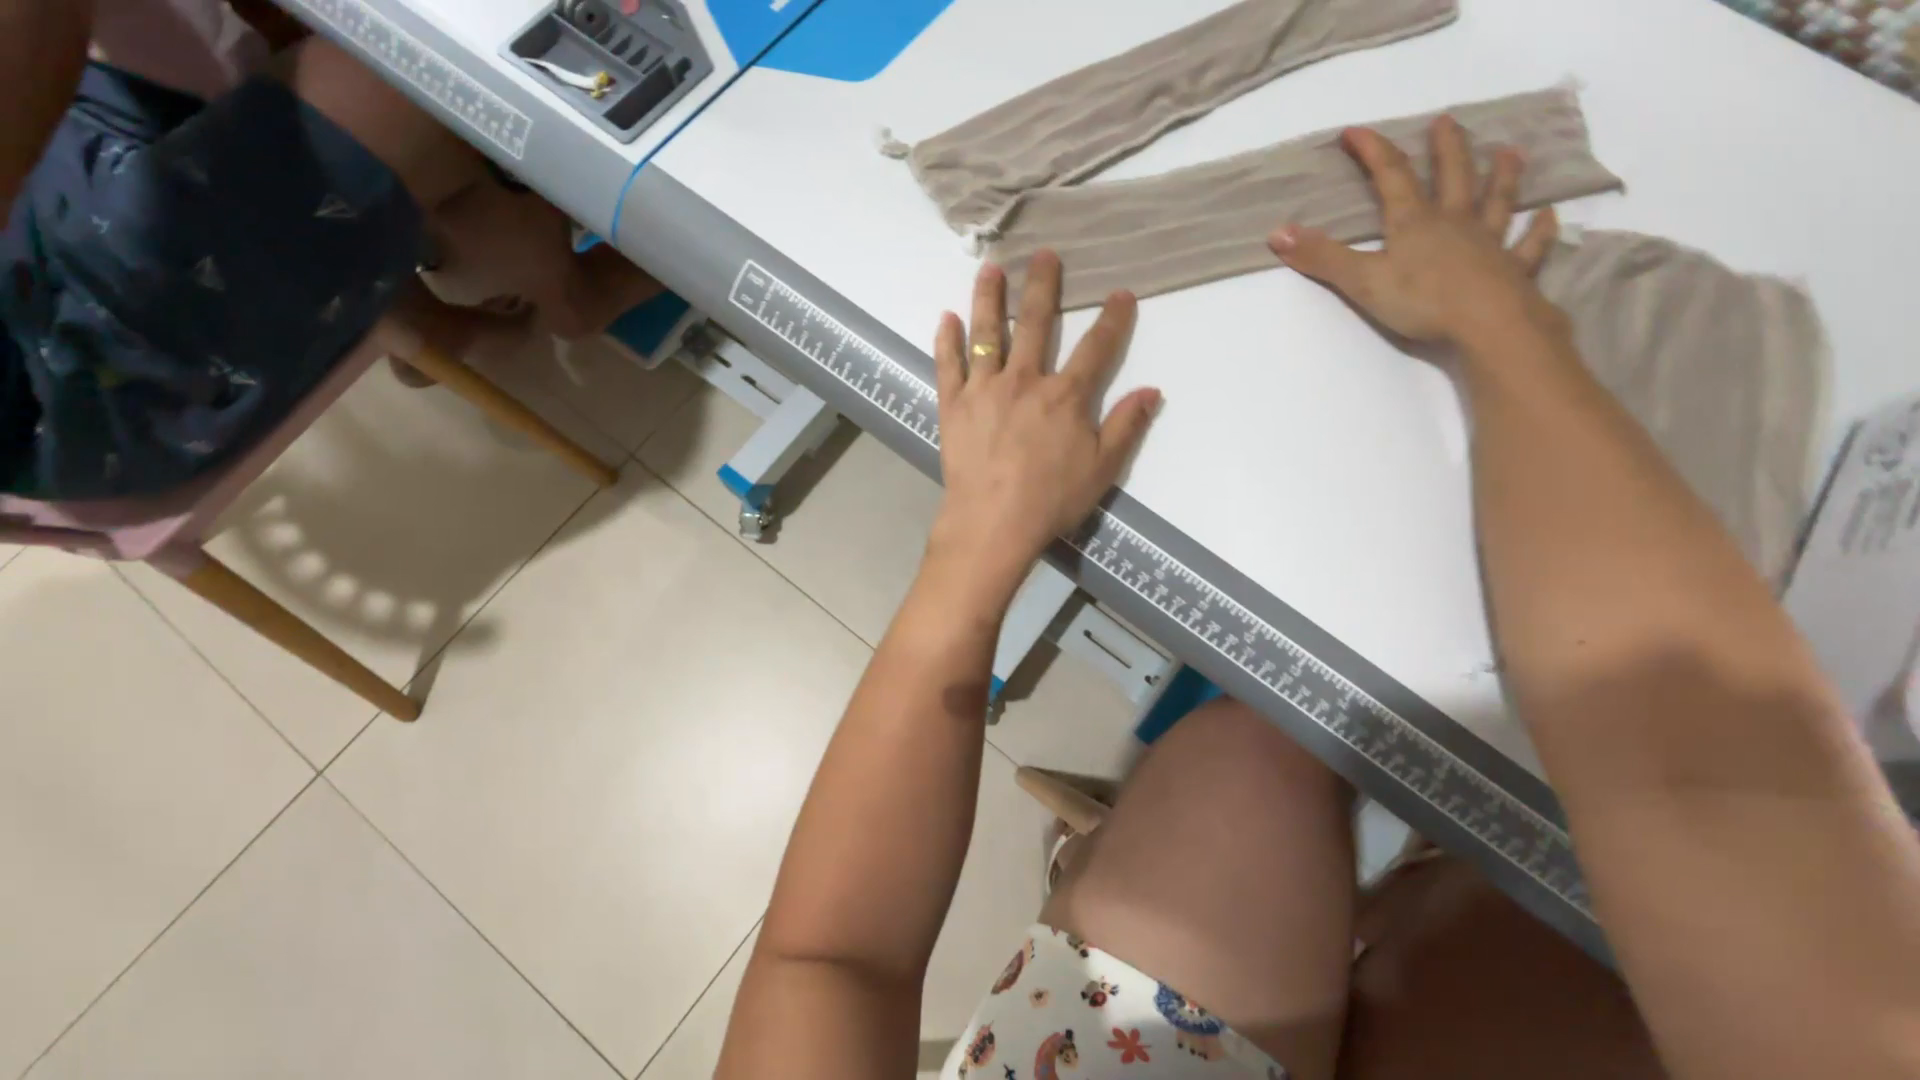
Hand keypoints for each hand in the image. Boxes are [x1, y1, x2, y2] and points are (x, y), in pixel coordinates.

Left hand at [926, 251, 1161, 594]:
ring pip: (987, 333)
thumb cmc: (1051, 499)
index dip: (1112, 319)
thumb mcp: (1102, 468)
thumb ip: (1126, 426)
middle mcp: (1025, 380)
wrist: (993, 522)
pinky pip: (947, 364)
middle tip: (1044, 254)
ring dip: (990, 298)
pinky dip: (946, 340)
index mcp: (1065, 396)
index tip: (1121, 292)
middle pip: (1036, 323)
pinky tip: (946, 317)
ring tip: (991, 269)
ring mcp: (984, 388)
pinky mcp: (953, 404)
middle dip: (1043, 285)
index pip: (1096, 348)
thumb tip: (1152, 390)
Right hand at [1267, 116, 1563, 347]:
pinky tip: (1550, 216)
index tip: (1355, 132)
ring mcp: (1489, 243)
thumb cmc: (1423, 301)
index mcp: (1414, 222)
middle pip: (1451, 176)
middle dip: (1445, 148)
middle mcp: (1454, 222)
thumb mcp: (1361, 281)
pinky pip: (1529, 246)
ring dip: (1502, 176)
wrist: (1488, 324)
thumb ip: (1321, 257)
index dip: (1372, 151)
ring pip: (1497, 201)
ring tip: (1508, 151)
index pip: (1391, 176)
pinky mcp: (1513, 270)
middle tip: (1446, 121)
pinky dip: (1540, 230)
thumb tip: (1277, 233)